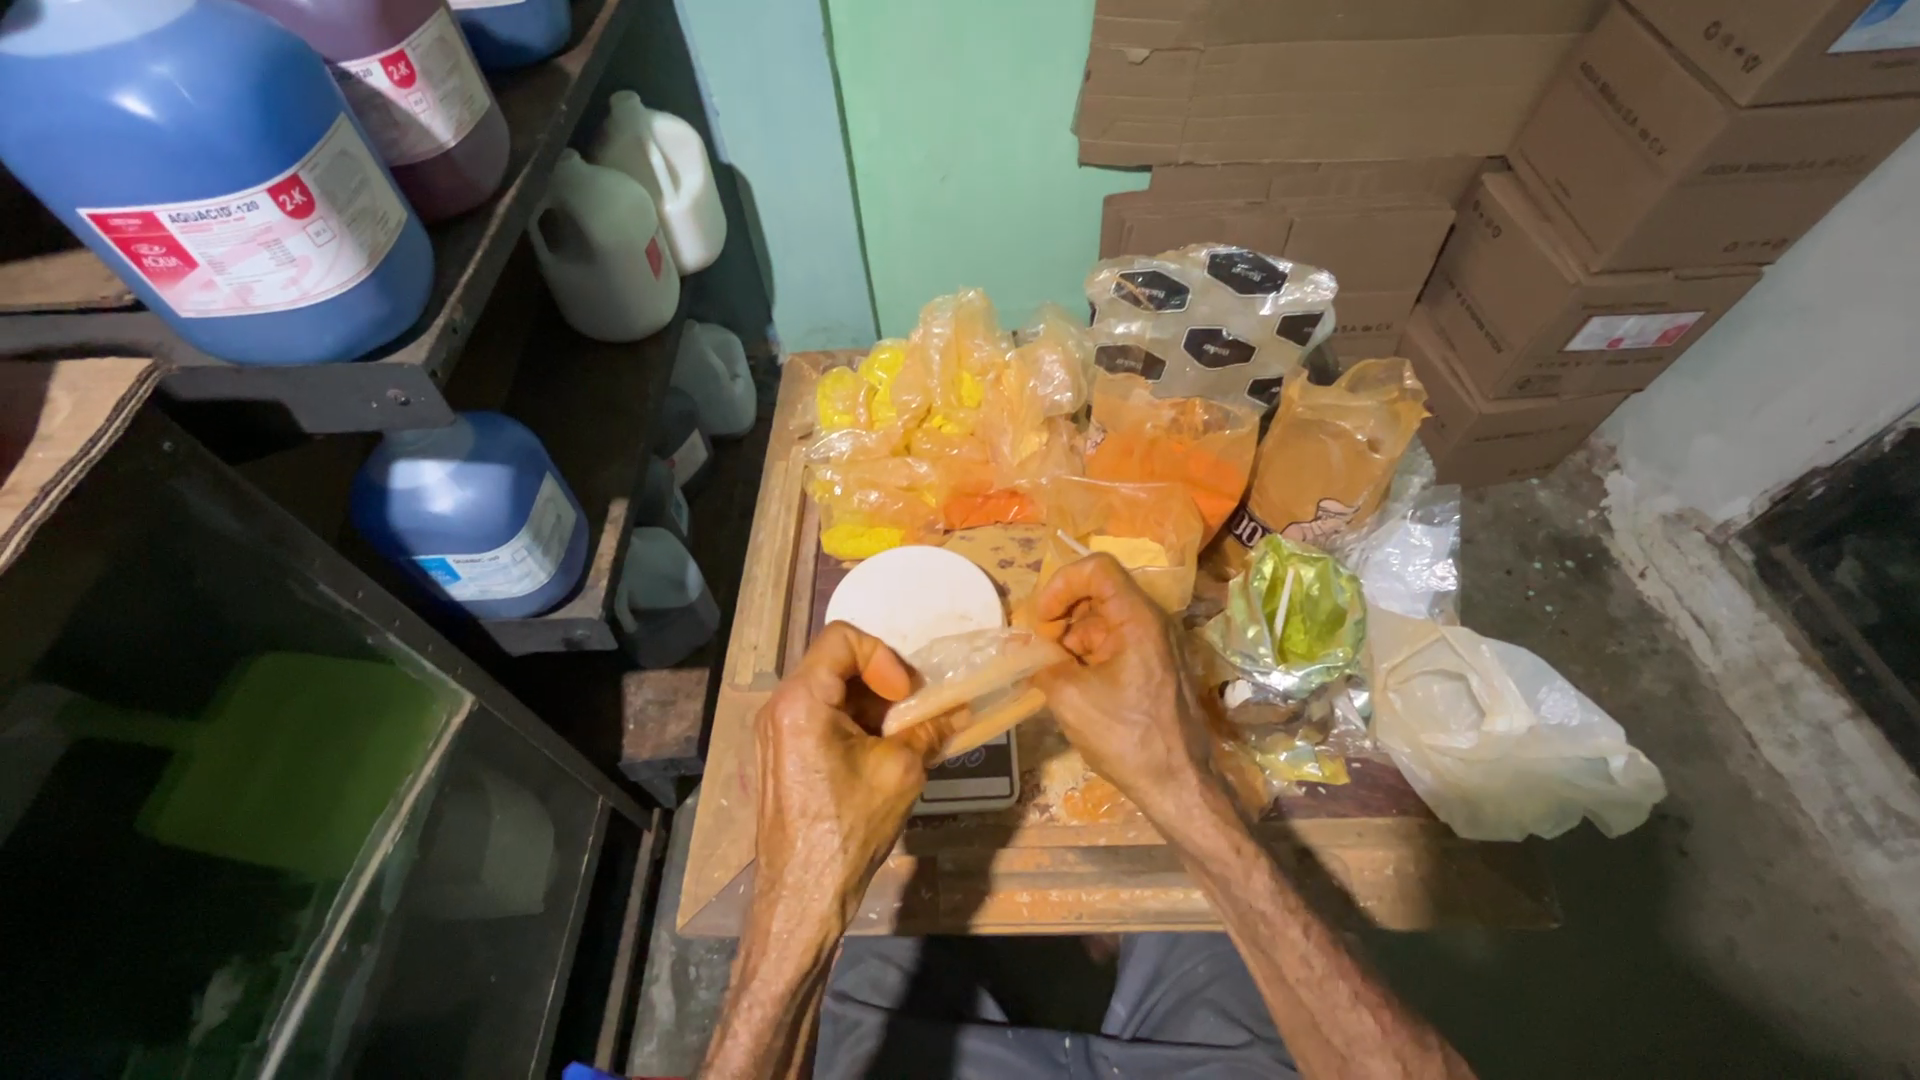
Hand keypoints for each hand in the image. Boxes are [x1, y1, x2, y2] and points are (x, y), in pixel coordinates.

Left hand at [752, 622, 944, 929]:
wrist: (803, 895)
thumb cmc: (849, 828)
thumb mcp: (901, 771)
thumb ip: (931, 728)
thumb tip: (960, 709)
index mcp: (801, 700)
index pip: (843, 638)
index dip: (883, 656)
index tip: (905, 695)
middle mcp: (779, 706)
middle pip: (836, 663)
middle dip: (883, 682)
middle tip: (914, 711)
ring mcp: (774, 731)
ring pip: (831, 690)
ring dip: (872, 704)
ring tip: (903, 736)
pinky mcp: (780, 754)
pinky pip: (821, 716)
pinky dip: (854, 723)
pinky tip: (880, 754)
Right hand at [1031, 554, 1220, 825]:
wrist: (1179, 784)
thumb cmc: (1127, 738)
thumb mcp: (1071, 698)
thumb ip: (1041, 663)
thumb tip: (1018, 646)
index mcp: (1138, 619)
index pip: (1096, 568)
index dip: (1061, 584)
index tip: (1042, 620)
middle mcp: (1152, 621)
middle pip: (1098, 591)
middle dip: (1061, 613)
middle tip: (1039, 647)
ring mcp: (1155, 643)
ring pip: (1102, 618)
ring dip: (1071, 636)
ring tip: (1050, 669)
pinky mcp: (1153, 664)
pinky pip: (1113, 641)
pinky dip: (1086, 653)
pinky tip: (1069, 681)